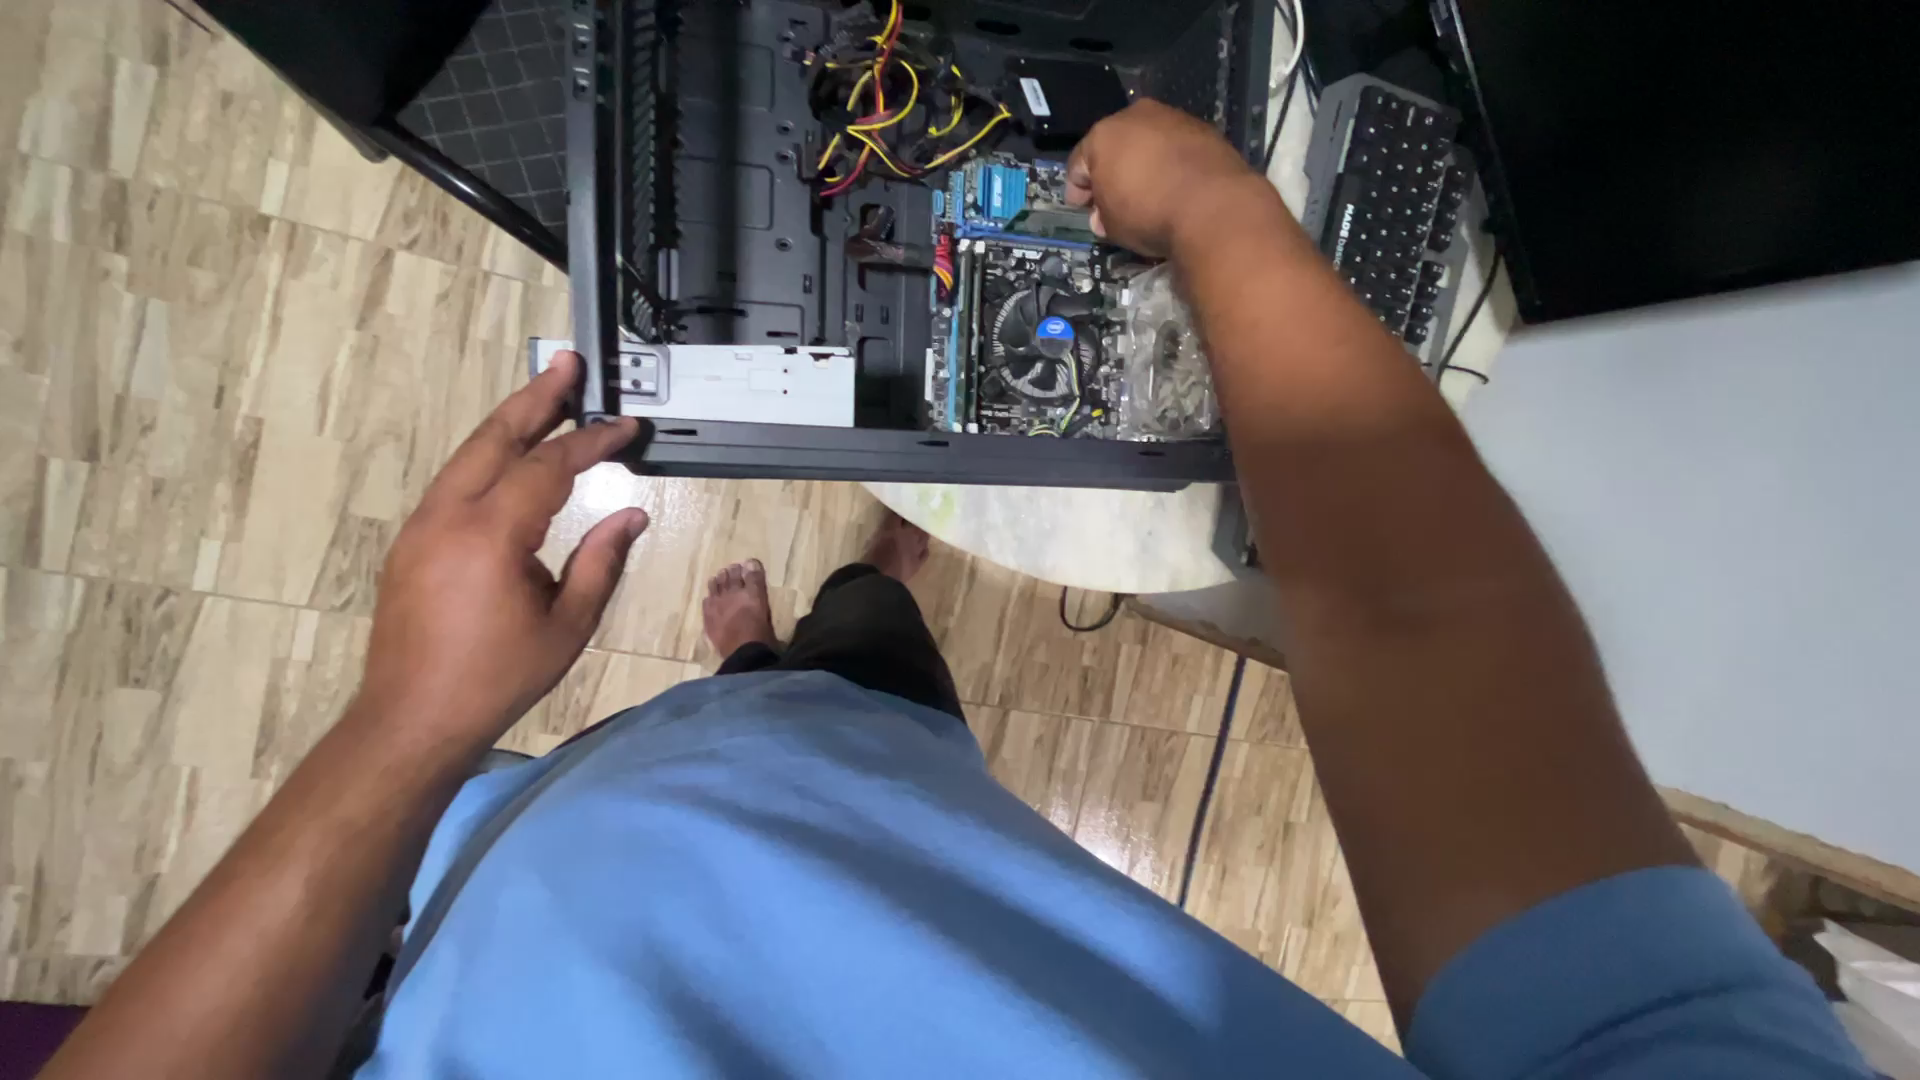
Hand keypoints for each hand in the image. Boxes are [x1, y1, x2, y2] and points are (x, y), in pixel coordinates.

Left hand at [358, 350, 650, 746]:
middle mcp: (448, 515)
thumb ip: (602, 561)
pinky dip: (491, 454)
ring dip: (510, 421)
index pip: (550, 467)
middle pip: (495, 437)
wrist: (412, 718)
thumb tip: (632, 514)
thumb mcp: (569, 624)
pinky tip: (514, 455)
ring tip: (547, 395)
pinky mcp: (414, 540)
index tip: (628, 426)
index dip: (592, 442)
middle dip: (536, 398)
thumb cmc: (499, 675)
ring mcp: (422, 525)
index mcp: (491, 535)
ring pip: (469, 453)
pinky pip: (457, 479)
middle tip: (568, 362)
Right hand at [1066, 99, 1264, 256]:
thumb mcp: (1112, 226)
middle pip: (1113, 146)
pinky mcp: (1201, 127)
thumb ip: (1102, 215)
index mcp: (1103, 136)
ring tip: (1145, 193)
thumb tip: (1103, 215)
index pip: (1078, 164)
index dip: (1077, 189)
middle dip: (1110, 172)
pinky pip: (1174, 147)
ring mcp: (1171, 117)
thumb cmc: (1147, 214)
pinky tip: (1172, 185)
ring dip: (1140, 164)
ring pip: (1146, 142)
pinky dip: (1168, 163)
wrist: (1211, 205)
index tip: (1081, 207)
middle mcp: (1135, 116)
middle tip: (1111, 201)